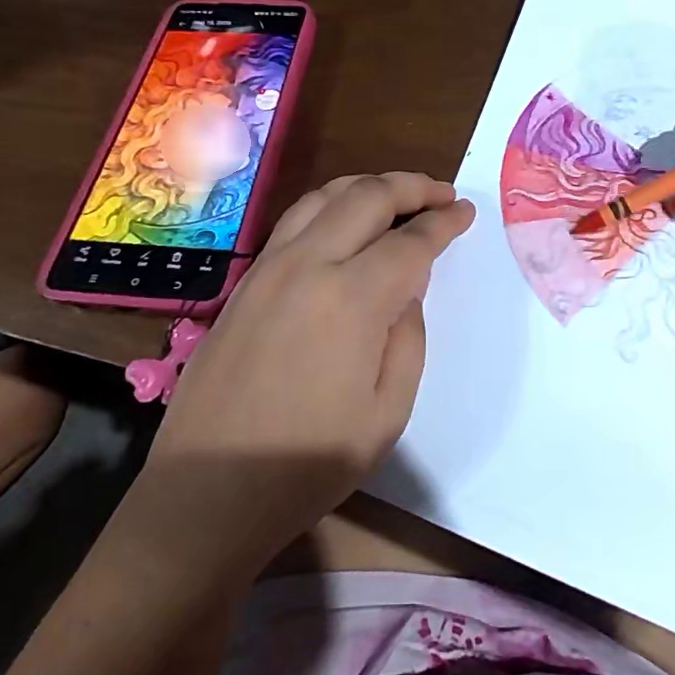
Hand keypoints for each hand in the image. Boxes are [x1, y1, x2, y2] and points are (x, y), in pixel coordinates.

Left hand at [134, 173, 474, 574]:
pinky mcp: (244, 282)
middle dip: (410, 186)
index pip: (409, 241)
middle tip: (440, 193)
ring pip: (322, 197)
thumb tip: (405, 288)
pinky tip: (343, 225)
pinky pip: (294, 221)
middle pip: (365, 197)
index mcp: (350, 298)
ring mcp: (267, 269)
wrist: (209, 488)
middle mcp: (307, 265)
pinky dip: (329, 206)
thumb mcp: (387, 412)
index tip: (465, 211)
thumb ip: (407, 336)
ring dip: (367, 187)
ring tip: (396, 197)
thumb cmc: (307, 464)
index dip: (444, 222)